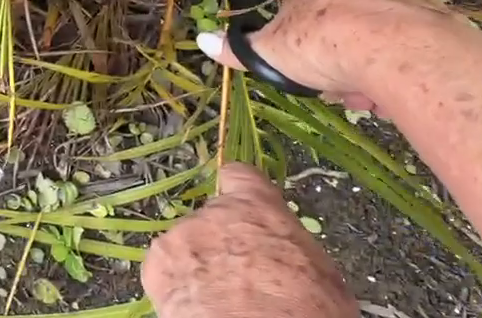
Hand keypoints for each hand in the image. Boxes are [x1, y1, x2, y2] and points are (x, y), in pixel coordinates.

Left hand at [142, 162, 357, 317]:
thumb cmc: (305, 313)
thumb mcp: (324, 280)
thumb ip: (294, 252)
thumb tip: (290, 262)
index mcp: (258, 209)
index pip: (242, 177)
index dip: (244, 196)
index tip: (249, 213)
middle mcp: (215, 213)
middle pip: (216, 221)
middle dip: (227, 245)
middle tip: (246, 281)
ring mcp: (181, 236)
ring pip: (190, 246)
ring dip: (203, 266)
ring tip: (225, 302)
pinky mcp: (157, 264)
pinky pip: (167, 270)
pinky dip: (179, 287)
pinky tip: (201, 309)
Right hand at [196, 0, 466, 111]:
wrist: (397, 49)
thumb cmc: (323, 46)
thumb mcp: (272, 52)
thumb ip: (240, 50)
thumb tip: (201, 40)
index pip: (298, 18)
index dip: (299, 50)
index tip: (306, 75)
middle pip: (339, 32)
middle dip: (337, 66)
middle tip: (340, 93)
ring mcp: (392, 6)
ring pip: (375, 46)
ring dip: (370, 75)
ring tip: (372, 102)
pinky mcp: (432, 24)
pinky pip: (411, 52)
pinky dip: (403, 73)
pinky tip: (401, 96)